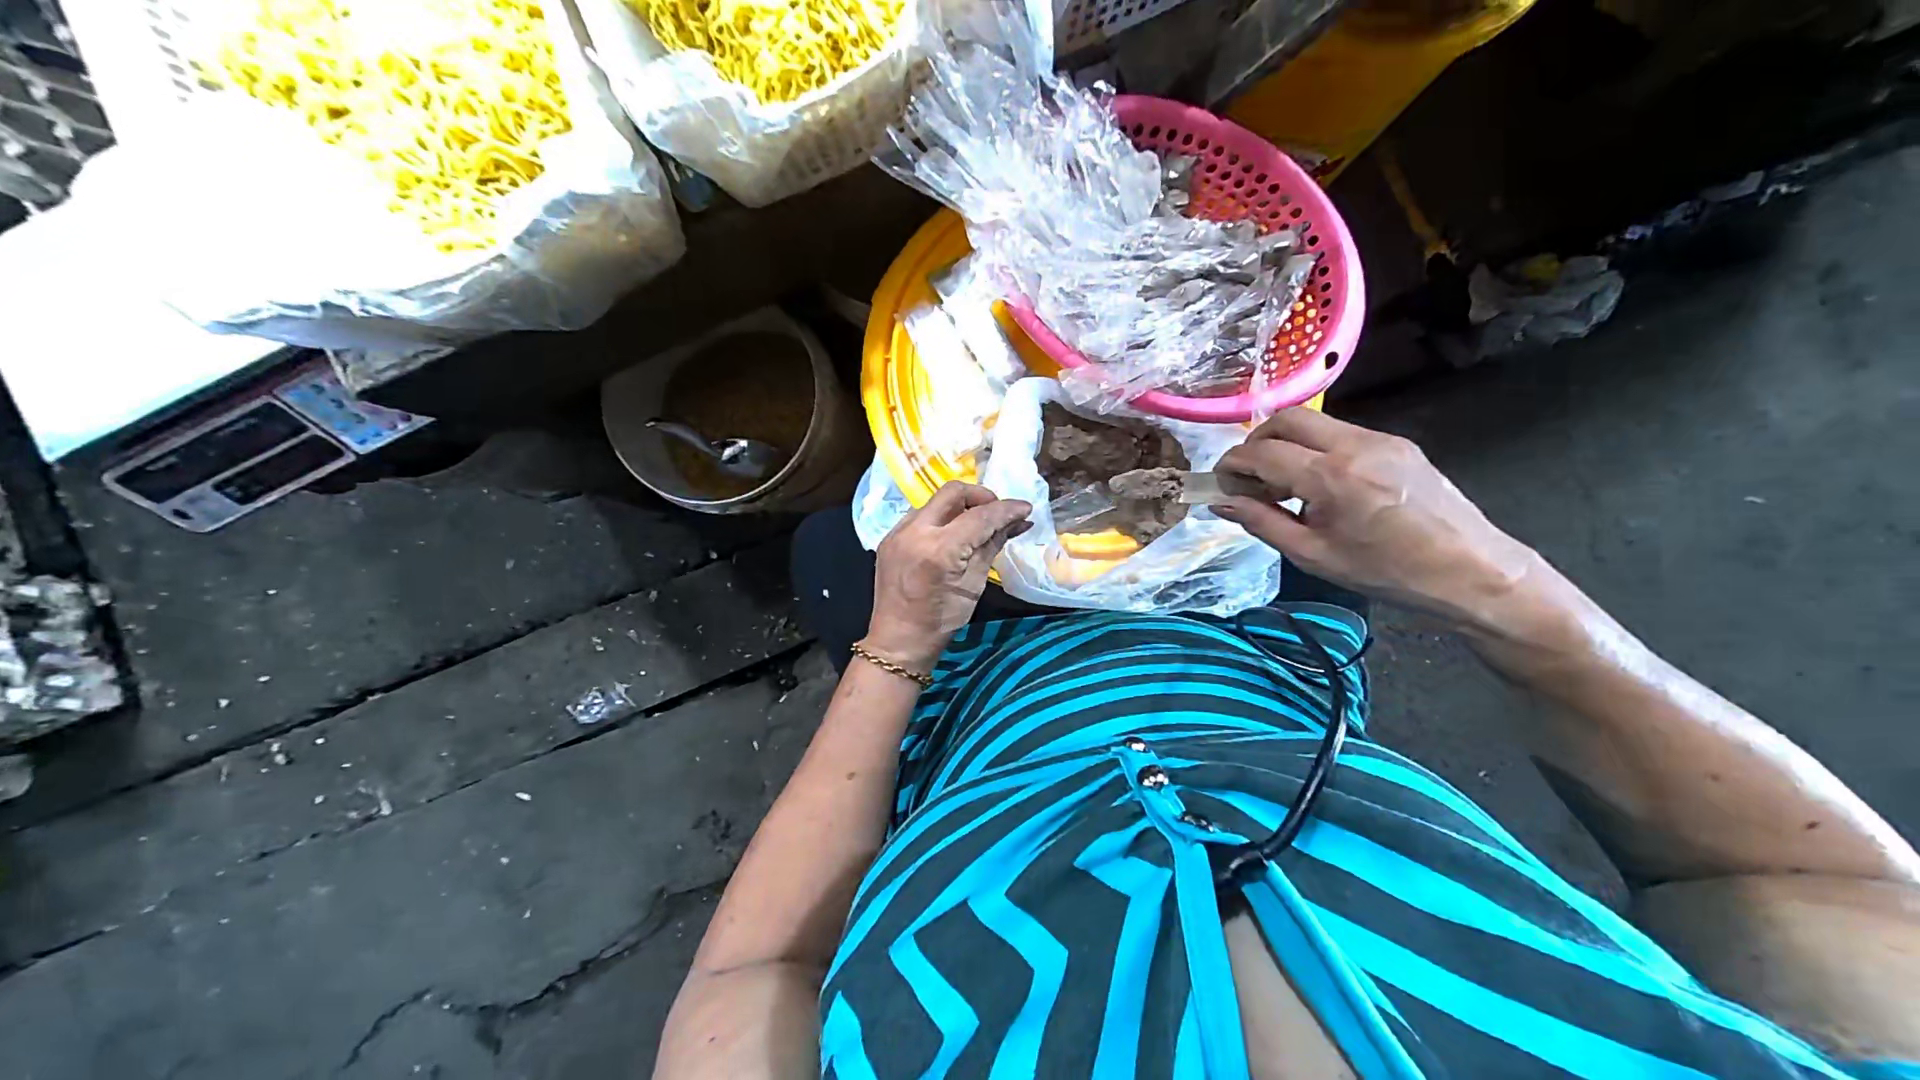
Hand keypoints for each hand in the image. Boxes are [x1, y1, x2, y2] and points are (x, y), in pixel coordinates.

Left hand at [866, 482, 1031, 672]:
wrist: (898, 640)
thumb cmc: (941, 621)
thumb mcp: (974, 585)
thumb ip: (991, 546)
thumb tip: (1018, 522)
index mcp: (939, 550)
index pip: (980, 516)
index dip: (1006, 510)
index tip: (1025, 508)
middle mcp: (915, 532)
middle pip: (953, 492)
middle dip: (981, 496)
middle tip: (997, 513)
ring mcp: (898, 532)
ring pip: (935, 502)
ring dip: (959, 506)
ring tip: (976, 525)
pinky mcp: (890, 537)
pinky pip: (920, 515)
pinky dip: (941, 518)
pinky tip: (951, 536)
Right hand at [1213, 408, 1542, 630]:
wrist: (1473, 571)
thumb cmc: (1388, 572)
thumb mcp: (1314, 555)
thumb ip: (1263, 523)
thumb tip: (1222, 502)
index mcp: (1333, 478)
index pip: (1264, 453)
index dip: (1233, 464)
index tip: (1220, 482)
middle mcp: (1356, 445)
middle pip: (1287, 418)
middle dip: (1256, 441)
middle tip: (1248, 475)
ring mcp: (1381, 439)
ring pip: (1315, 422)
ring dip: (1286, 444)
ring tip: (1283, 485)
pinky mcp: (1398, 444)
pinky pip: (1341, 433)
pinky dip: (1315, 449)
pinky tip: (1318, 484)